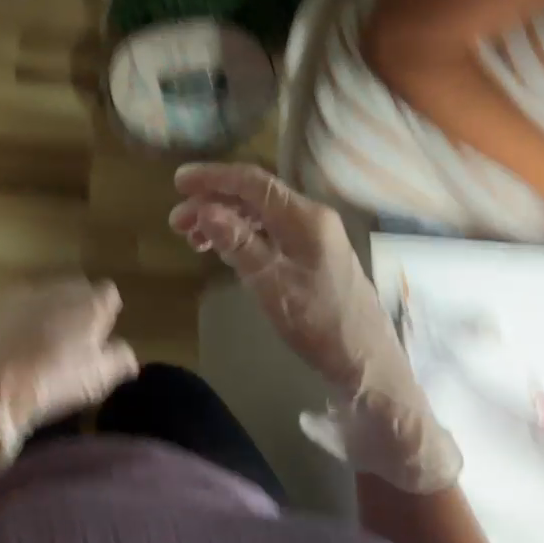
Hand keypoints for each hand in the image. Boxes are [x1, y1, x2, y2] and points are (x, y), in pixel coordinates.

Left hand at [0, 279, 137, 453]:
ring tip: (51, 338)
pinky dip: (30, 315)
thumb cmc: (58, 378)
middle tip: (79, 336)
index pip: (109, 293)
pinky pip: (26, 303)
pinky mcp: (5, 304)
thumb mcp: (100, 377)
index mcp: (92, 303)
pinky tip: (26, 338)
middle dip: (81, 306)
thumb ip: (120, 359)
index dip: (107, 311)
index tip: (103, 332)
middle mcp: (63, 289)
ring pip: (52, 294)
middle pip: (79, 289)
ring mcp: (32, 293)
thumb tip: (128, 353)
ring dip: (55, 309)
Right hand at [169, 163, 461, 492]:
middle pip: (253, 196)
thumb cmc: (319, 324)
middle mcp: (310, 217)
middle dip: (212, 202)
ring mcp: (312, 235)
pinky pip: (269, 231)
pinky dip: (240, 235)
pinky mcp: (311, 254)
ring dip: (223, 220)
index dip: (213, 178)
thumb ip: (238, 243)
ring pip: (259, 214)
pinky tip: (221, 249)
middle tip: (176, 222)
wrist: (367, 364)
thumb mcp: (271, 284)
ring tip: (192, 239)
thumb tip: (204, 208)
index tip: (178, 183)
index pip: (252, 182)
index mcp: (305, 217)